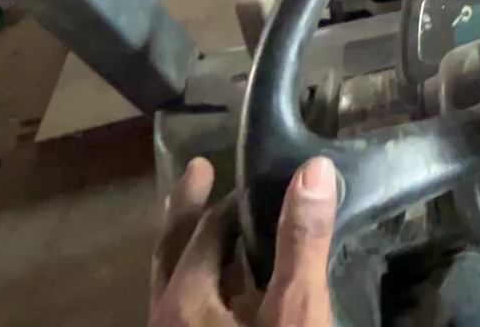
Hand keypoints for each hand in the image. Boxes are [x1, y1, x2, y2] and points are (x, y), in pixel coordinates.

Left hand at [150, 156, 338, 326]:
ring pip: (176, 284)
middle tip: (200, 167)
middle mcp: (166, 321)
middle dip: (188, 210)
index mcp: (184, 301)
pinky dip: (206, 280)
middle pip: (173, 252)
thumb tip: (314, 167)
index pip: (207, 228)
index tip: (261, 169)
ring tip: (219, 223)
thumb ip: (301, 241)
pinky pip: (189, 311)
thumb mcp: (295, 312)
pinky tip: (233, 285)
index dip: (234, 197)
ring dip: (195, 247)